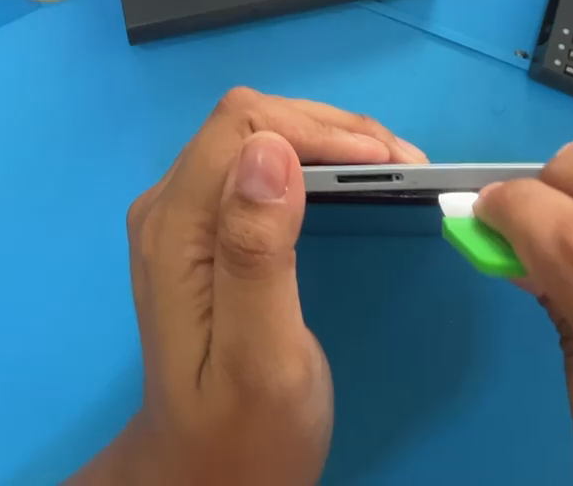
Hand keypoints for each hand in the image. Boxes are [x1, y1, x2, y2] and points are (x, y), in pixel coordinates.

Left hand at [71, 87, 425, 485]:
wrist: (202, 476)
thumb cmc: (243, 433)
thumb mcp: (261, 356)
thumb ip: (256, 251)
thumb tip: (268, 148)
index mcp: (175, 226)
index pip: (240, 126)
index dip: (314, 129)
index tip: (383, 163)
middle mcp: (168, 205)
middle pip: (247, 122)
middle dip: (328, 129)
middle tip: (404, 162)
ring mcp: (181, 213)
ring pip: (253, 136)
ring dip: (324, 139)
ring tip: (391, 165)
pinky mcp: (202, 228)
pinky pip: (255, 164)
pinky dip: (311, 160)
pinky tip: (350, 178)